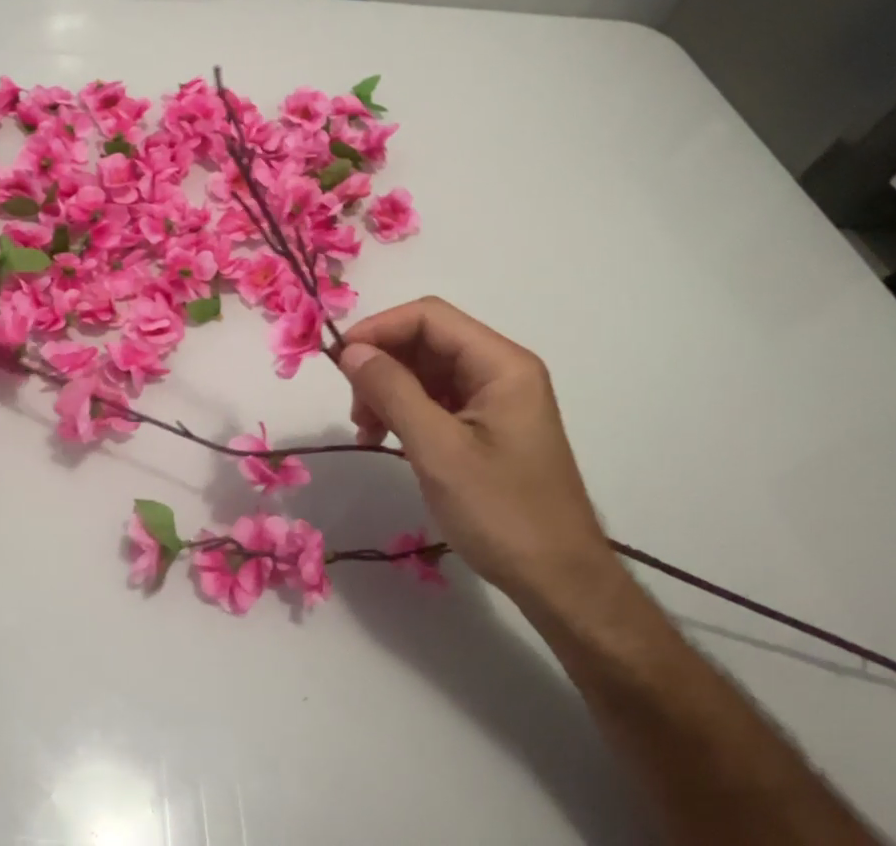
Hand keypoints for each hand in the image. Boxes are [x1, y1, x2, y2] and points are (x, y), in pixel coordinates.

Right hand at [337, 297, 619, 606]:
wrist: (557, 579)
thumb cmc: (502, 512)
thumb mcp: (438, 449)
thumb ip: (392, 391)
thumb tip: (350, 350)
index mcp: (502, 365)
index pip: (429, 317)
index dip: (379, 329)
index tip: (338, 362)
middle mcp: (501, 372)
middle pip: (426, 341)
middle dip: (381, 365)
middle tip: (354, 410)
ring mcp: (494, 401)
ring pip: (425, 371)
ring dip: (387, 391)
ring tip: (366, 431)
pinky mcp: (485, 428)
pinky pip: (434, 400)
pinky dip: (402, 412)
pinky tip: (382, 439)